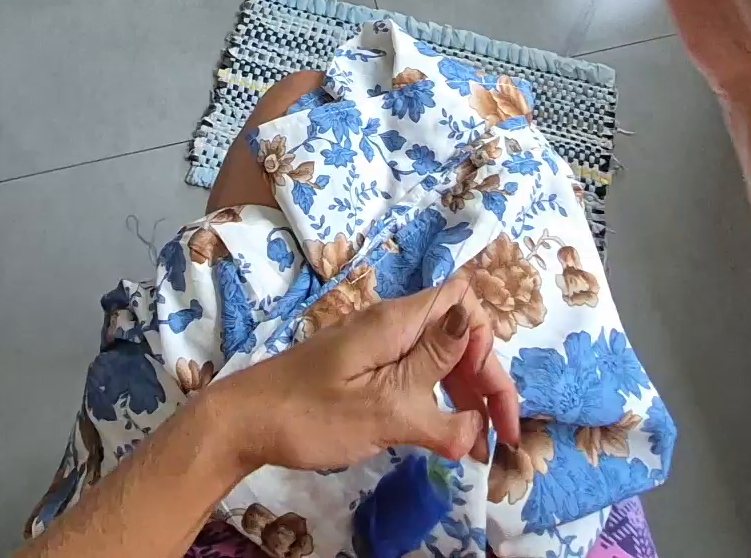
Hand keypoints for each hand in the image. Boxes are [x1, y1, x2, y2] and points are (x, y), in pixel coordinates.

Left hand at [204, 274, 522, 472]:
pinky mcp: (368, 370)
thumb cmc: (312, 414)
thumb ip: (432, 370)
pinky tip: (450, 438)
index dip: (483, 343)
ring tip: (482, 446)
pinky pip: (416, 375)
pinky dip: (439, 402)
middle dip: (487, 377)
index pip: (460, 303)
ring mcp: (379, 347)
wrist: (248, 421)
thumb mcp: (382, 404)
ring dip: (467, 395)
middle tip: (502, 435)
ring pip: (440, 357)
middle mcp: (392, 326)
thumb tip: (475, 330)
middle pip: (456, 334)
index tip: (486, 396)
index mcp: (396, 323)